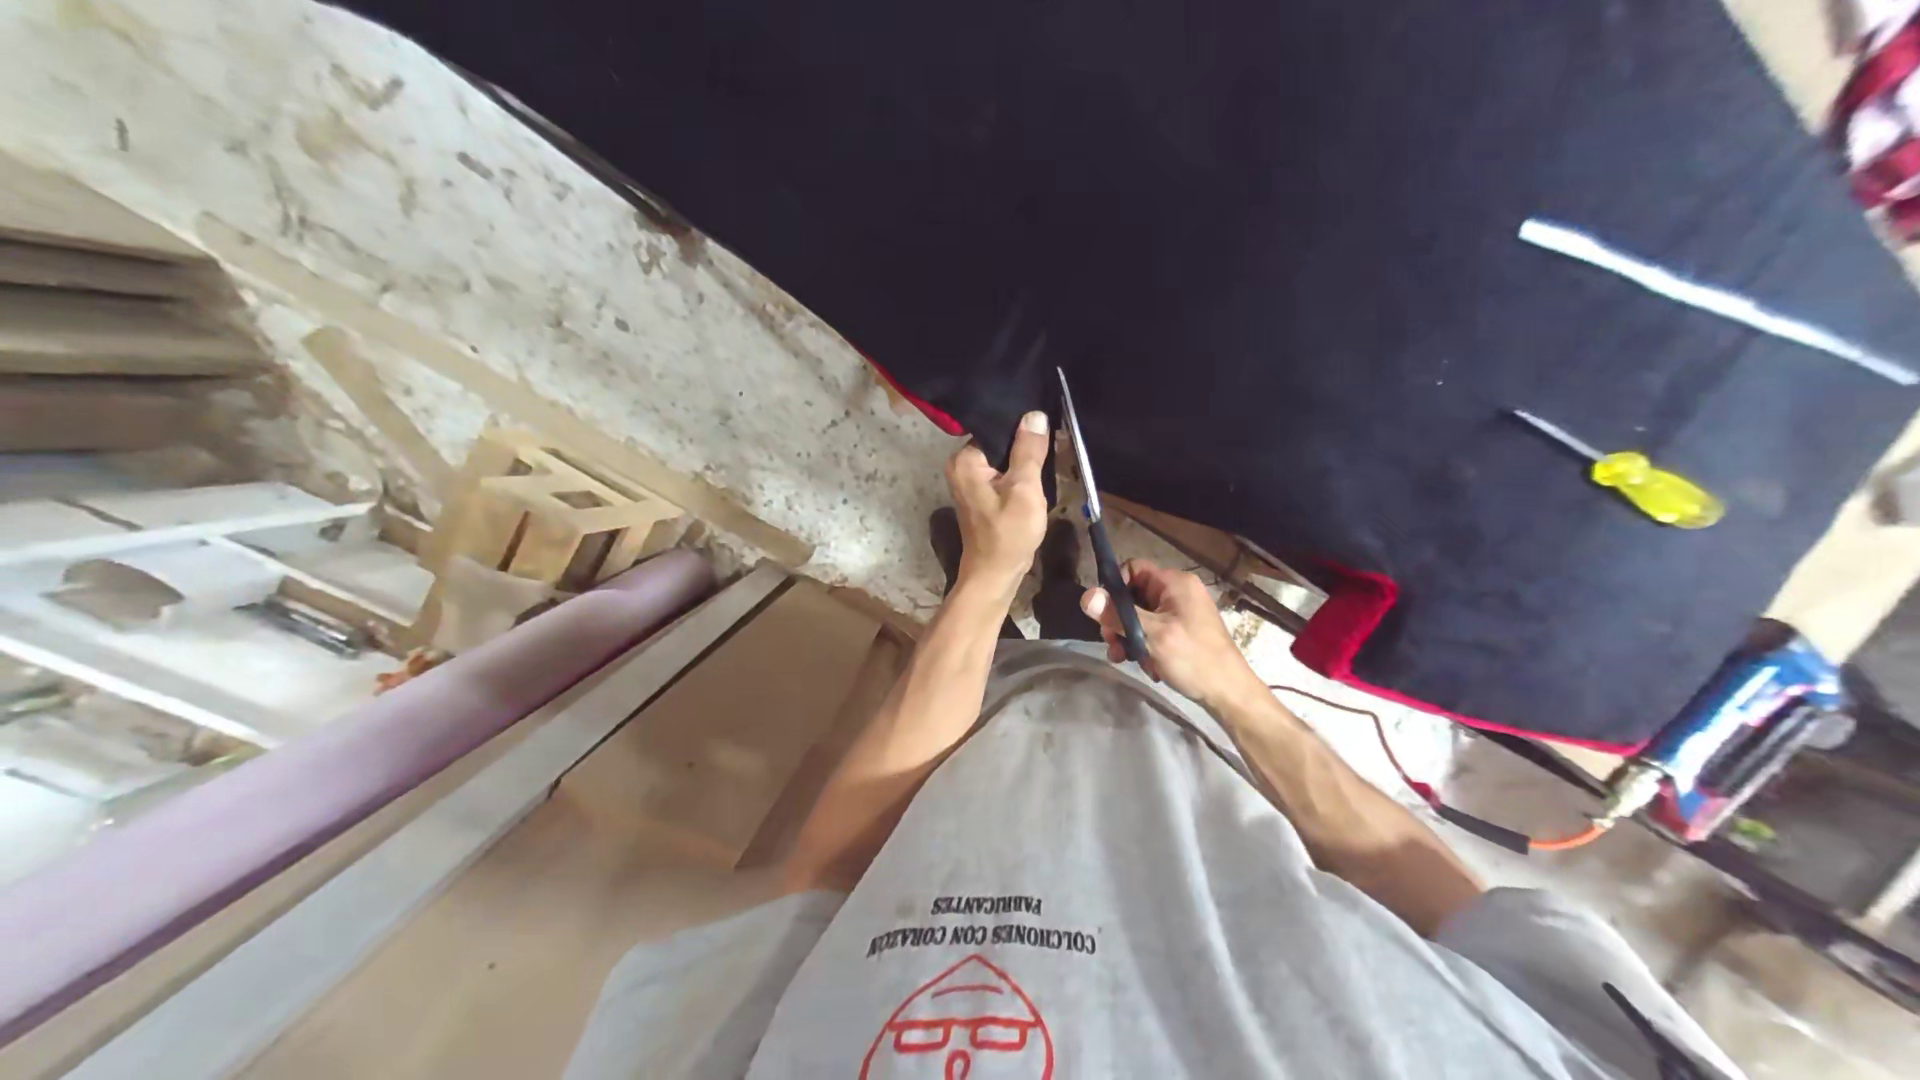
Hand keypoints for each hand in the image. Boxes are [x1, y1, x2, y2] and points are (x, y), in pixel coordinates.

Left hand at [944, 410, 1051, 593]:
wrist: (996, 574)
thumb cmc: (1008, 533)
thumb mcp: (1024, 489)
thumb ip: (1028, 450)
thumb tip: (1034, 415)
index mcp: (965, 460)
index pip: (996, 427)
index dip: (1023, 425)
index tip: (1048, 422)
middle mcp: (961, 466)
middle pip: (999, 442)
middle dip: (1025, 442)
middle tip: (1055, 437)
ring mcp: (970, 481)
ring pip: (1003, 458)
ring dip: (1025, 458)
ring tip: (1052, 450)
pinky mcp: (982, 494)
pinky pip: (1003, 473)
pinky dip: (1019, 473)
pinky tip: (1039, 470)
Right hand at [1081, 559, 1264, 710]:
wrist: (1229, 693)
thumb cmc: (1193, 659)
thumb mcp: (1151, 635)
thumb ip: (1117, 614)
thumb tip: (1085, 596)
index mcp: (1175, 583)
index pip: (1132, 569)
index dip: (1114, 588)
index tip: (1104, 615)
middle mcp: (1178, 591)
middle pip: (1133, 594)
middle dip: (1119, 620)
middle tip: (1113, 644)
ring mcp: (1182, 611)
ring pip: (1140, 615)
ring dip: (1130, 637)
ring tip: (1127, 659)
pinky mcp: (1183, 630)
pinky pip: (1153, 629)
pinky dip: (1145, 645)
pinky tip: (1147, 665)